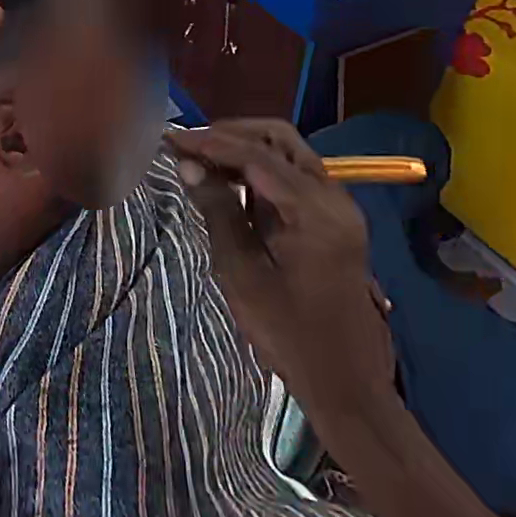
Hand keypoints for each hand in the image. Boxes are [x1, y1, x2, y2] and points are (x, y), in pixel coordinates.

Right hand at [167, 120, 395, 413]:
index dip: (208, 143)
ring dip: (243, 148)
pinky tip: (227, 181)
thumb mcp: (242, 272)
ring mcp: (337, 206)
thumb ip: (218, 211)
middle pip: (278, 139)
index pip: (255, 155)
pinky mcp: (332, 218)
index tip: (169, 139)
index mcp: (315, 211)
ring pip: (287, 152)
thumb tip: (188, 165)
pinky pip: (292, 174)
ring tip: (199, 160)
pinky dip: (258, 167)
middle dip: (229, 135)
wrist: (346, 381)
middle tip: (186, 147)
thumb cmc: (288, 332)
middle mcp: (333, 197)